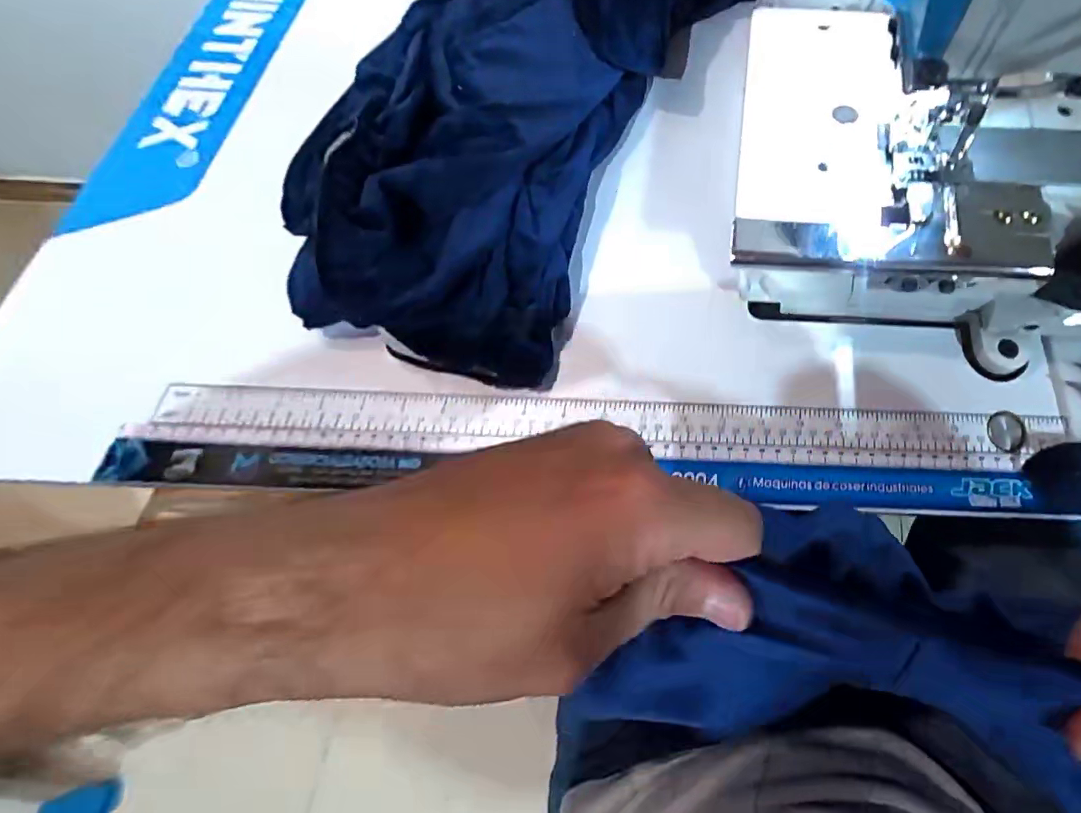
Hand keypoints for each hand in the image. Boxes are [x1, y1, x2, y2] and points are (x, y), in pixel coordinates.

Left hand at [0, 422, 759, 809]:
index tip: (707, 616)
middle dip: (683, 557)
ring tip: (578, 586)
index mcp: (642, 502)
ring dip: (644, 538)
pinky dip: (610, 515)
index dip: (737, 572)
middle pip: (695, 506)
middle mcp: (626, 450)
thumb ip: (667, 604)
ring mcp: (586, 436)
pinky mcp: (552, 439)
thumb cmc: (459, 629)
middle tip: (625, 616)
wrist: (340, 572)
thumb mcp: (574, 644)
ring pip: (655, 492)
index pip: (740, 523)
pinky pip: (614, 476)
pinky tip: (551, 552)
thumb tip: (738, 598)